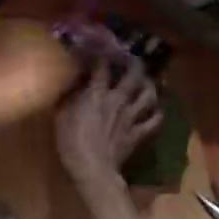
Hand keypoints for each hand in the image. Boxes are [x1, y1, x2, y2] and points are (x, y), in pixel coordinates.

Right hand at [56, 56, 162, 188]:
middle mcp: (118, 99)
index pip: (102, 67)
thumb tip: (73, 83)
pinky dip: (157, 112)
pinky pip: (155, 120)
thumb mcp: (61, 114)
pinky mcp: (139, 132)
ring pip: (149, 95)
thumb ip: (69, 96)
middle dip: (135, 64)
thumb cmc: (70, 140)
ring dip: (149, 86)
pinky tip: (156, 109)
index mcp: (97, 93)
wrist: (92, 167)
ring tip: (147, 82)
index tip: (100, 51)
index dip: (102, 56)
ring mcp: (132, 116)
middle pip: (134, 76)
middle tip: (133, 59)